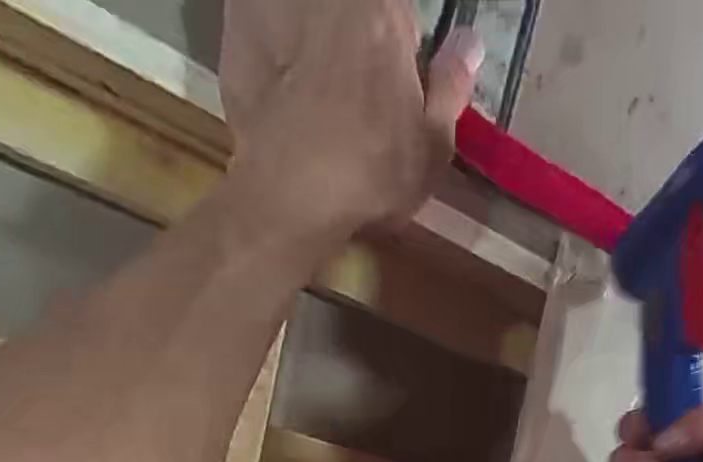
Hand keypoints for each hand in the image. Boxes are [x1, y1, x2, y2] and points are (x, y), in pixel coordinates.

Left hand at [220, 0, 481, 237]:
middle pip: (345, 9)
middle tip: (354, 89)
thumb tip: (468, 40)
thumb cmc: (373, 175)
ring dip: (305, 34)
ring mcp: (274, 11)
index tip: (398, 74)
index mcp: (383, 10)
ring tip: (313, 87)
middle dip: (351, 35)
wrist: (291, 200)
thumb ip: (451, 86)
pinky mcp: (234, 40)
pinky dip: (265, 46)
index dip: (398, 42)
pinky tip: (275, 85)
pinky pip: (254, 24)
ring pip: (298, 13)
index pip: (399, 8)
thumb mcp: (432, 145)